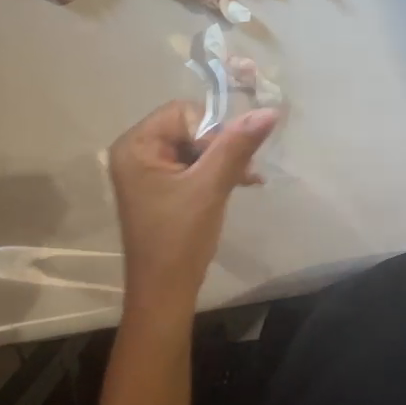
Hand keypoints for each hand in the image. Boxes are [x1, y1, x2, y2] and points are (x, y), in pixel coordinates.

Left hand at [108, 101, 279, 317]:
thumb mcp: (210, 187)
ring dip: (223, 160)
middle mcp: (136, 152)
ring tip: (246, 179)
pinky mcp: (161, 187)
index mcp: (135, 146)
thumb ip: (237, 146)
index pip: (183, 112)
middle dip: (220, 146)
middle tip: (245, 170)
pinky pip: (193, 164)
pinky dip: (215, 172)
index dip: (211, 131)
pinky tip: (240, 184)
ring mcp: (147, 171)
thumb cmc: (179, 238)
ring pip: (195, 146)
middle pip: (189, 126)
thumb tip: (270, 111)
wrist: (165, 293)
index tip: (228, 160)